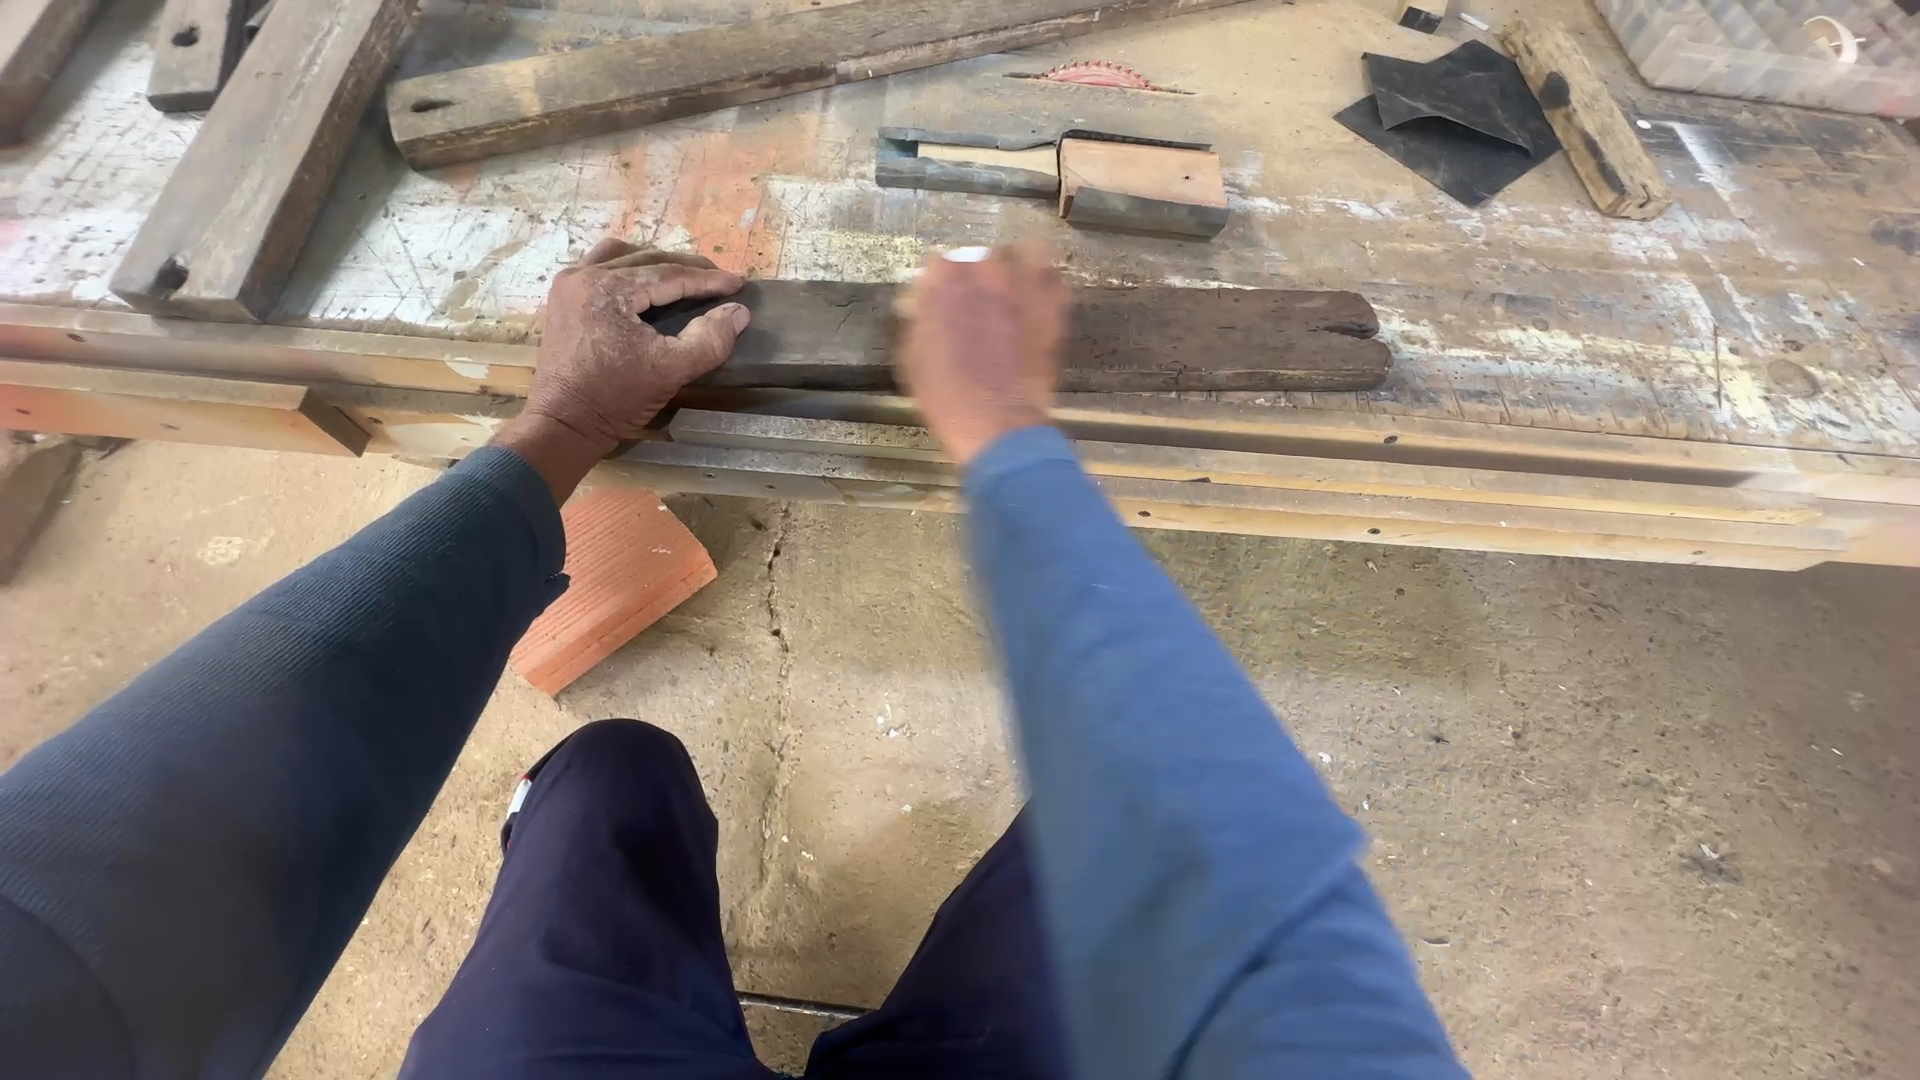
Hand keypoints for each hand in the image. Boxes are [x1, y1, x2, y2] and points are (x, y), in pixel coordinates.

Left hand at [492, 239, 750, 501]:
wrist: (566, 423)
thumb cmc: (616, 398)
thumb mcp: (671, 370)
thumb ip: (709, 340)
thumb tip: (739, 312)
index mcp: (607, 288)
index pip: (668, 275)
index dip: (708, 279)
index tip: (739, 283)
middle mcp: (584, 275)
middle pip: (646, 261)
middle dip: (687, 269)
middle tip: (720, 279)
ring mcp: (570, 286)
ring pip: (624, 259)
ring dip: (658, 265)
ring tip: (686, 278)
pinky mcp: (565, 300)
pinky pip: (601, 268)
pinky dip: (629, 270)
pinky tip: (645, 283)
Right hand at [896, 243, 1067, 465]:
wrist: (997, 423)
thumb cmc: (946, 397)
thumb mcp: (913, 357)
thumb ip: (921, 317)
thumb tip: (924, 303)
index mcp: (944, 279)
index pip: (937, 262)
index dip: (939, 286)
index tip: (940, 304)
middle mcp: (984, 269)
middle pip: (980, 257)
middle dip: (976, 279)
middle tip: (976, 308)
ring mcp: (1023, 283)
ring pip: (1021, 254)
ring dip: (1014, 271)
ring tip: (1011, 295)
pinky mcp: (1053, 304)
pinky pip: (1054, 278)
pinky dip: (1046, 285)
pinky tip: (1037, 301)